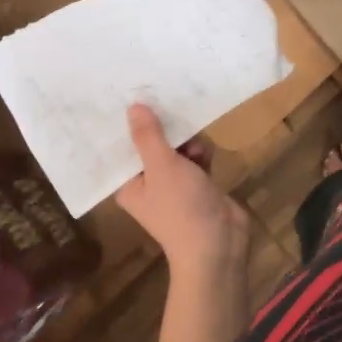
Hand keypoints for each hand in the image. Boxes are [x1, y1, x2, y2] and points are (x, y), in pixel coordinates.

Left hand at [116, 104, 250, 275]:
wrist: (218, 242)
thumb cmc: (181, 206)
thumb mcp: (162, 167)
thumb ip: (149, 136)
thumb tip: (133, 106)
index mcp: (128, 185)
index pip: (123, 150)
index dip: (129, 127)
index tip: (136, 99)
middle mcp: (148, 184)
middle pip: (152, 147)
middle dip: (166, 133)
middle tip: (175, 114)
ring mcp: (174, 186)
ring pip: (177, 151)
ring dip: (188, 144)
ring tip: (197, 148)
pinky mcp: (197, 186)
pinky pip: (195, 160)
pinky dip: (202, 155)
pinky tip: (208, 156)